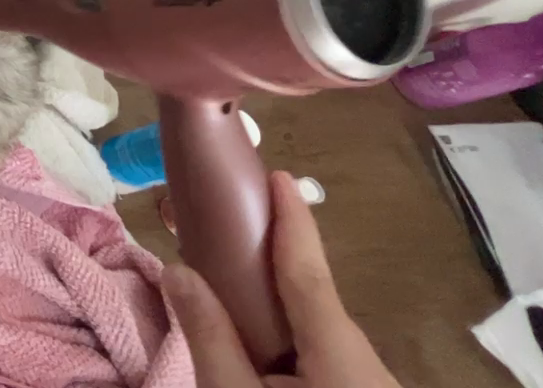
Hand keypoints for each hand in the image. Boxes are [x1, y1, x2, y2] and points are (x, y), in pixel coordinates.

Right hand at [166, 171, 401, 387]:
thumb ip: (208, 336)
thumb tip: (177, 269)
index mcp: (341, 359)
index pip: (310, 274)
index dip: (294, 222)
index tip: (280, 174)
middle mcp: (366, 369)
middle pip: (314, 300)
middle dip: (269, 257)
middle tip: (219, 220)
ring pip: (318, 332)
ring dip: (272, 297)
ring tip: (222, 274)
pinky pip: (321, 357)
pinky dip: (285, 331)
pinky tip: (255, 334)